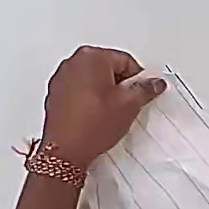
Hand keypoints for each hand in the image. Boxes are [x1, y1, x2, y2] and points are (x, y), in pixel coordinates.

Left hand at [40, 46, 165, 163]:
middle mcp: (72, 62)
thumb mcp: (130, 105)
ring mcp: (61, 78)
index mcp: (91, 57)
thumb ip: (145, 89)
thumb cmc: (92, 125)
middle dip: (119, 84)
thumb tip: (154, 83)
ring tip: (110, 112)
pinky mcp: (55, 94)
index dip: (138, 79)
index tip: (141, 92)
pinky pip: (79, 89)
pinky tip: (95, 116)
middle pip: (107, 67)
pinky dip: (89, 99)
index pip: (125, 60)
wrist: (66, 151)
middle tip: (126, 104)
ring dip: (104, 92)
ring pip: (92, 79)